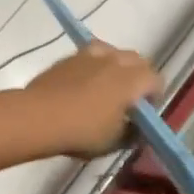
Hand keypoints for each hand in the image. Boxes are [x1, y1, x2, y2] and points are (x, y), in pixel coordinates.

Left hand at [23, 41, 159, 157]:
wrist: (38, 116)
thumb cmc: (82, 131)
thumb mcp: (115, 141)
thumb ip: (132, 132)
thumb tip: (137, 127)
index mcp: (130, 80)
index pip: (155, 79)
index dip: (154, 96)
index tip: (143, 114)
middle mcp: (113, 60)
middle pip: (136, 60)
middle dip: (138, 77)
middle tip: (128, 100)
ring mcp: (88, 55)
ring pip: (113, 52)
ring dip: (116, 66)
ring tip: (107, 87)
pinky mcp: (68, 57)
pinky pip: (90, 55)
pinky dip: (94, 65)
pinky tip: (84, 84)